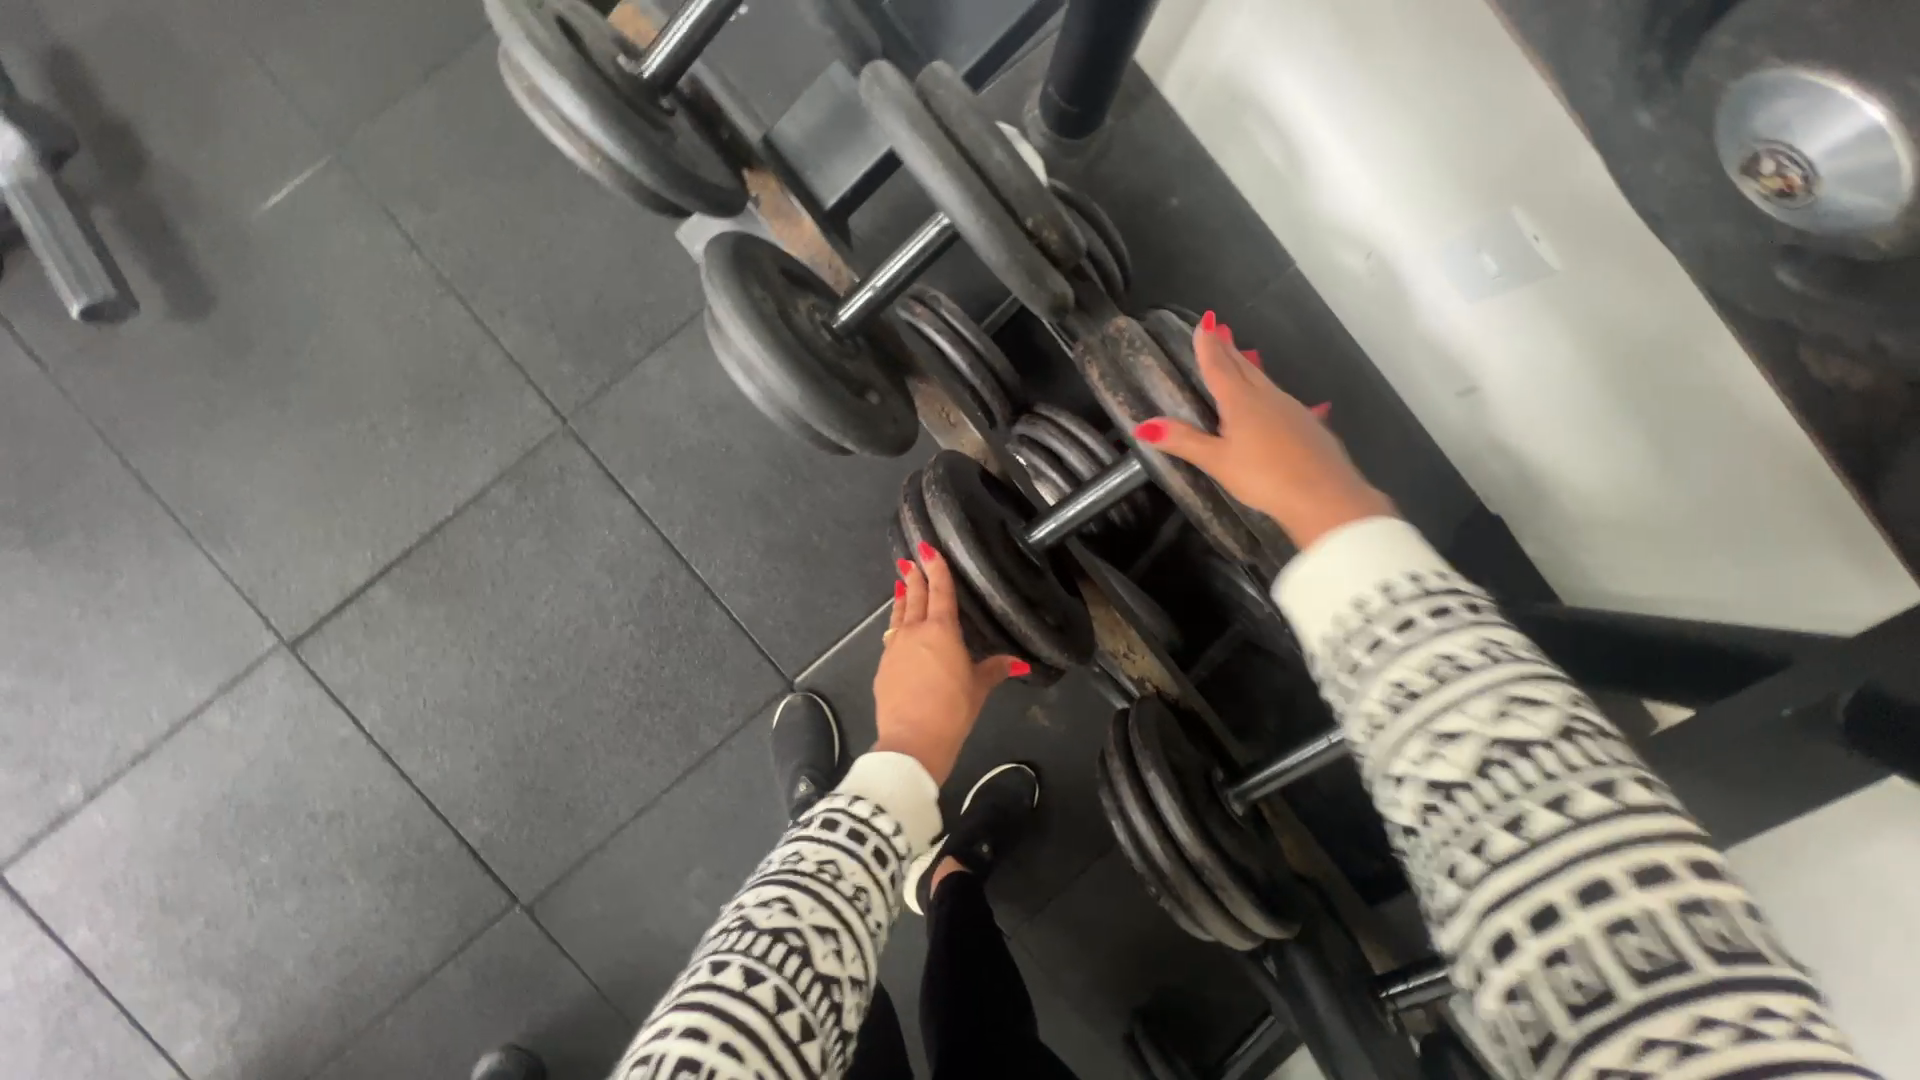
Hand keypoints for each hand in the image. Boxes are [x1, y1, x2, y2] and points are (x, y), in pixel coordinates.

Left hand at [873, 543, 1027, 784]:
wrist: (912, 739)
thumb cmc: (952, 709)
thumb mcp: (978, 688)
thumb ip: (995, 669)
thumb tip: (1018, 662)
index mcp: (941, 630)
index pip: (940, 591)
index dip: (936, 569)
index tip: (928, 549)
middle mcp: (915, 632)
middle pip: (915, 598)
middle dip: (914, 577)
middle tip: (910, 561)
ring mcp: (895, 649)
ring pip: (898, 616)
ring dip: (901, 599)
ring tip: (901, 586)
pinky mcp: (883, 668)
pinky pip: (891, 639)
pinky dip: (896, 628)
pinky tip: (897, 632)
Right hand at [1136, 313, 1395, 548]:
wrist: (1325, 495)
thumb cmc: (1265, 477)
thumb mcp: (1217, 461)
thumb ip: (1183, 441)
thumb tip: (1143, 426)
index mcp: (1241, 401)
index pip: (1218, 366)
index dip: (1208, 345)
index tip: (1204, 321)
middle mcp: (1266, 397)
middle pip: (1242, 367)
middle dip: (1227, 349)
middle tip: (1218, 330)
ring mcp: (1291, 409)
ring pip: (1262, 380)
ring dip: (1246, 366)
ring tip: (1237, 357)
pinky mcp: (1307, 425)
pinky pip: (1277, 398)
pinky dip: (1263, 389)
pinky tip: (1266, 400)